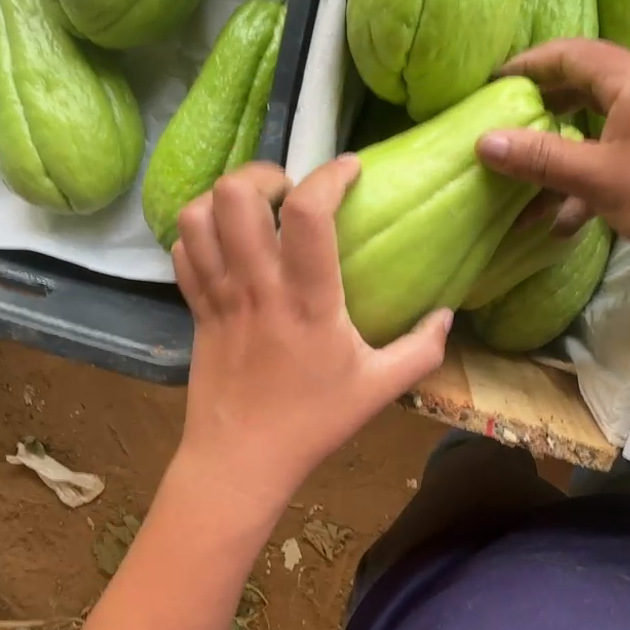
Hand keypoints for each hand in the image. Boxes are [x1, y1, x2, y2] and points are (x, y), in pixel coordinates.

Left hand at [171, 159, 452, 502]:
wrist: (242, 461)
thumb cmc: (313, 423)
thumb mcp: (379, 390)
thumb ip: (421, 350)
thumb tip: (447, 314)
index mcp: (308, 301)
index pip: (308, 213)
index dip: (329, 175)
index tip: (350, 169)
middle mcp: (257, 287)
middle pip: (234, 196)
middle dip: (263, 174)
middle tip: (288, 191)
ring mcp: (219, 296)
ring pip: (198, 216)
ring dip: (225, 198)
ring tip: (254, 210)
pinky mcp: (196, 310)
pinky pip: (182, 251)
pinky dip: (199, 233)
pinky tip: (226, 244)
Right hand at [476, 39, 629, 279]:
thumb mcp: (598, 178)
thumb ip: (540, 158)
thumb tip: (483, 141)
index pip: (572, 54)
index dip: (529, 64)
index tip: (491, 84)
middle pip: (583, 88)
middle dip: (540, 107)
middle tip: (502, 123)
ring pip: (595, 129)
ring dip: (559, 153)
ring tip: (521, 176)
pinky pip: (612, 159)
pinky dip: (584, 181)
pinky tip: (559, 221)